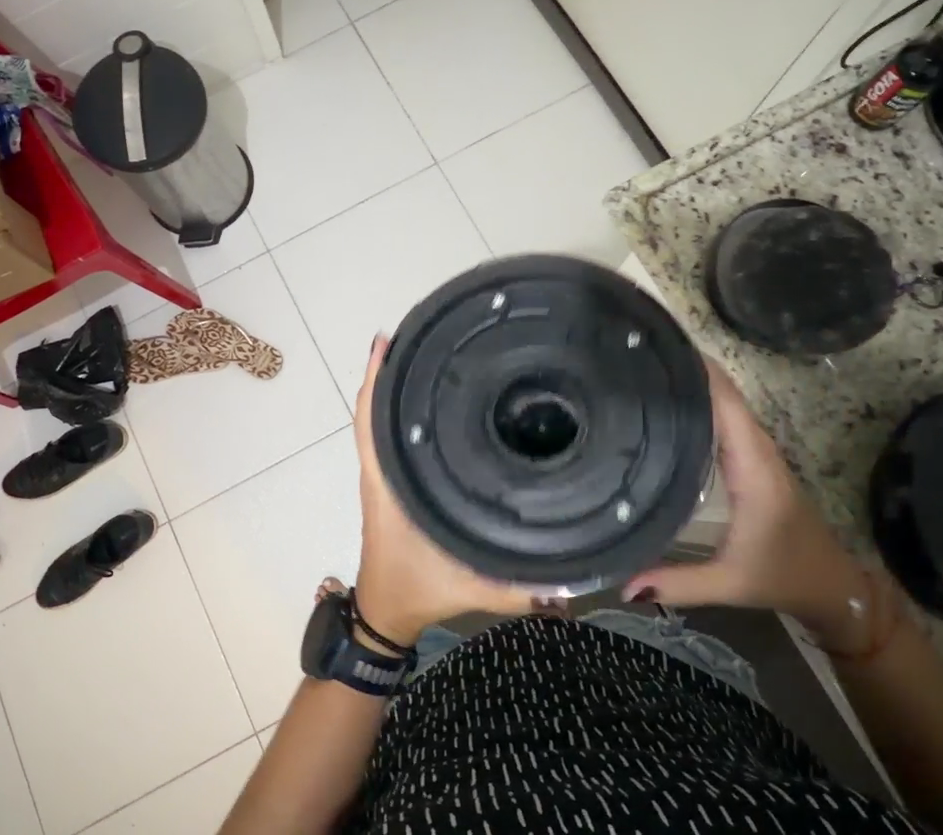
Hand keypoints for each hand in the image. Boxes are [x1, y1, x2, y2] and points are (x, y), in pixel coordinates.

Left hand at [350, 336, 531, 645]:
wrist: (387, 612)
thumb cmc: (418, 591)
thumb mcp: (473, 588)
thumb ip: (521, 588)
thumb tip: (569, 579)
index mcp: (391, 485)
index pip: (374, 421)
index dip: (378, 380)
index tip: (389, 340)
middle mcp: (384, 471)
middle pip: (378, 408)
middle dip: (397, 368)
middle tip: (426, 331)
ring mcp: (386, 475)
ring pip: (384, 419)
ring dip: (399, 385)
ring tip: (430, 350)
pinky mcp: (393, 481)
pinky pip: (391, 435)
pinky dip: (402, 409)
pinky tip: (432, 395)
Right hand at [621, 359, 881, 652]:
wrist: (832, 587)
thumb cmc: (783, 576)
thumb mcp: (730, 583)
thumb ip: (677, 583)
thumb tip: (621, 586)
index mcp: (753, 467)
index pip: (725, 402)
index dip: (696, 371)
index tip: (655, 349)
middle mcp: (756, 449)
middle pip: (721, 392)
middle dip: (684, 368)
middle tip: (632, 354)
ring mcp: (756, 451)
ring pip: (724, 402)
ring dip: (691, 381)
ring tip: (641, 368)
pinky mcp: (751, 458)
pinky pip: (724, 417)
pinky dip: (699, 401)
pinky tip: (666, 402)